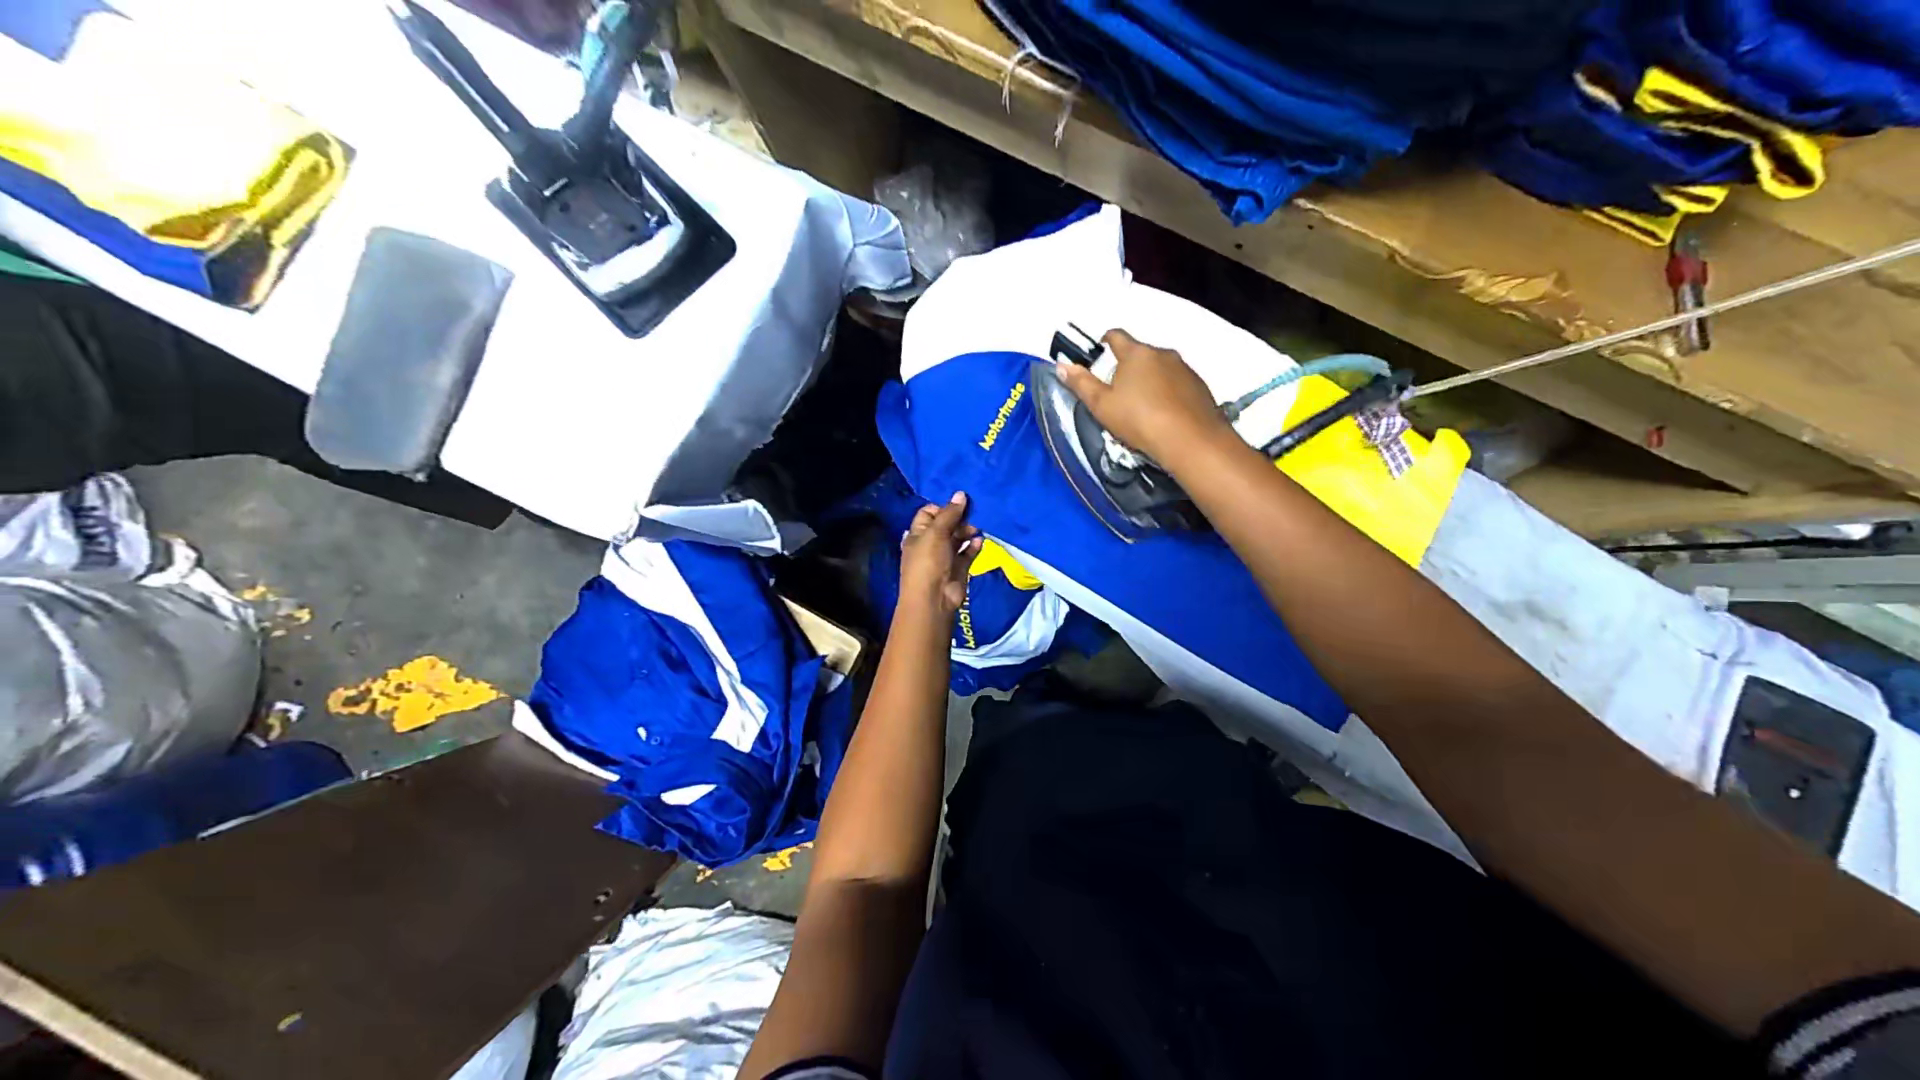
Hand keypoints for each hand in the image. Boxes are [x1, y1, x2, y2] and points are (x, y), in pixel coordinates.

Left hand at [899, 492, 982, 616]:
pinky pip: (968, 553)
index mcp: (918, 534)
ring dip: (969, 531)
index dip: (943, 507)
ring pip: (959, 538)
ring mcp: (945, 557)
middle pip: (946, 524)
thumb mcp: (935, 533)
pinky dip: (974, 546)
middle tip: (974, 513)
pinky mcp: (959, 568)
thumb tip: (961, 494)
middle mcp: (931, 544)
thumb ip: (949, 514)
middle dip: (960, 518)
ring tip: (980, 526)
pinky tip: (980, 541)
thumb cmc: (928, 561)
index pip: (929, 513)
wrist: (934, 598)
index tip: (959, 503)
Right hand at [1053, 329, 1236, 466]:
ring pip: (1160, 368)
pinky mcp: (1200, 387)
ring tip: (1142, 407)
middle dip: (1127, 367)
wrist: (1191, 441)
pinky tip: (1164, 415)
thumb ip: (1081, 384)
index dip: (1104, 341)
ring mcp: (1185, 369)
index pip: (1116, 336)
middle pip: (1139, 353)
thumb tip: (1061, 365)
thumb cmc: (1140, 420)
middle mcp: (1162, 353)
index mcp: (1136, 353)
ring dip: (1150, 380)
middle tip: (1117, 392)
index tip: (1098, 352)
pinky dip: (1168, 393)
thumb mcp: (1102, 406)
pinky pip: (1178, 384)